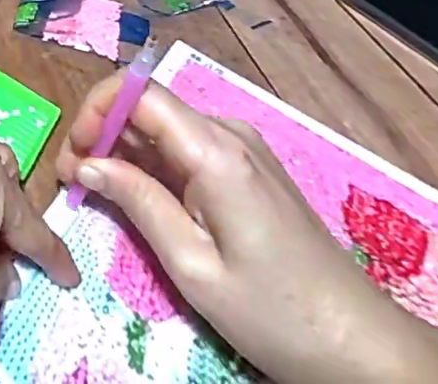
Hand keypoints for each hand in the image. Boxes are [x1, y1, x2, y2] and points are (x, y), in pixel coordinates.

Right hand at [56, 76, 437, 383]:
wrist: (364, 346)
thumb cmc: (276, 313)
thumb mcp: (193, 266)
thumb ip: (137, 203)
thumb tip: (85, 164)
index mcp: (215, 150)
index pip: (138, 91)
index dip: (95, 110)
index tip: (73, 154)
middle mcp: (227, 131)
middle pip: (146, 106)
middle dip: (100, 133)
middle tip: (73, 180)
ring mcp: (240, 145)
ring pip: (161, 125)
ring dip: (121, 149)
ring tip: (96, 190)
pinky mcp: (245, 164)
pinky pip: (183, 145)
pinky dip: (149, 161)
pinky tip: (136, 194)